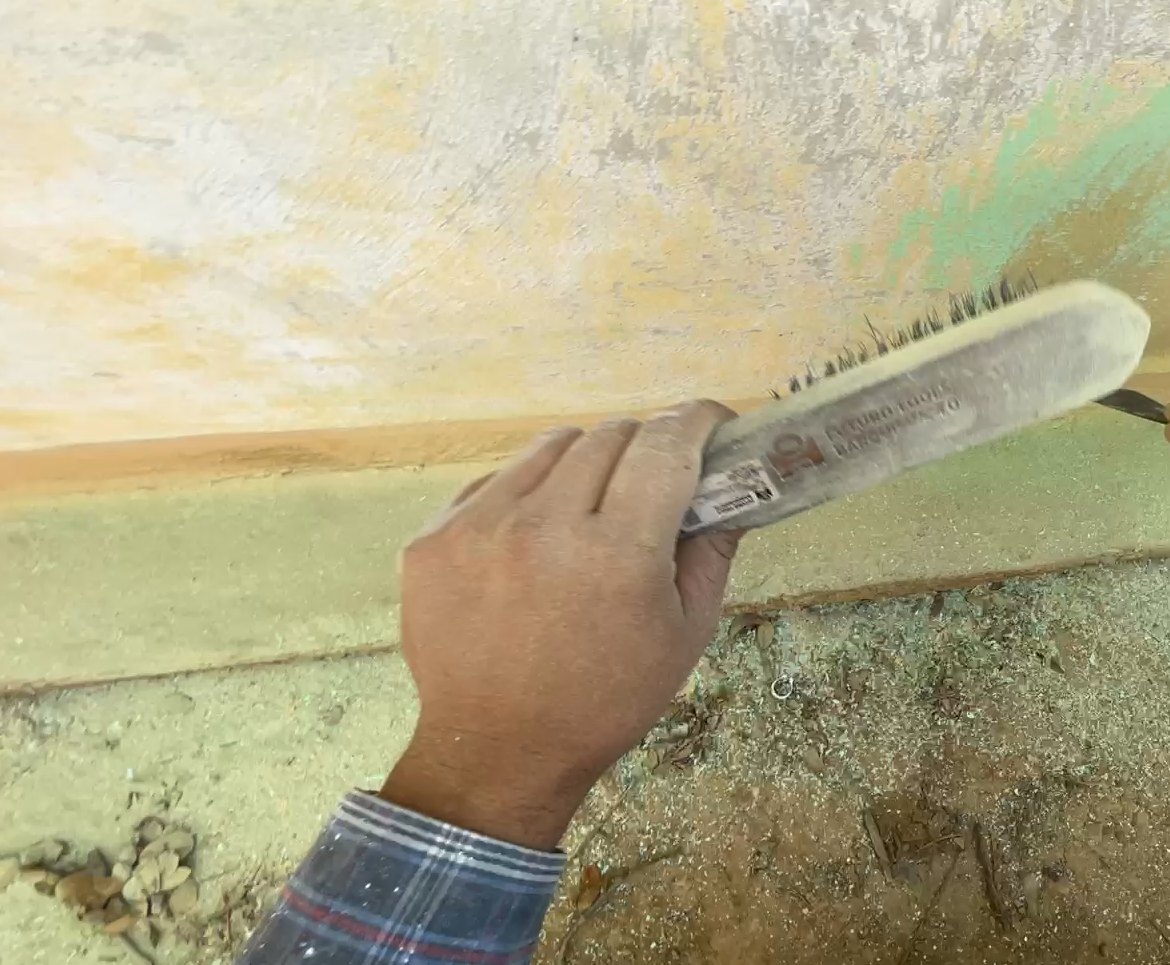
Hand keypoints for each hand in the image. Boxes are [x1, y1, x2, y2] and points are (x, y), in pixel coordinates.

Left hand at [379, 402, 740, 848]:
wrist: (499, 751)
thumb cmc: (613, 694)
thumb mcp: (689, 629)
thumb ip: (714, 549)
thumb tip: (733, 489)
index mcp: (619, 553)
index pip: (666, 446)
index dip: (698, 418)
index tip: (714, 420)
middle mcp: (546, 526)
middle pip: (614, 434)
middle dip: (651, 443)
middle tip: (658, 478)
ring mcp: (480, 527)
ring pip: (556, 444)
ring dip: (593, 458)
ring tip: (597, 500)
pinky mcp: (435, 536)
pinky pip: (503, 476)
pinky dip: (537, 487)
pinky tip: (542, 532)